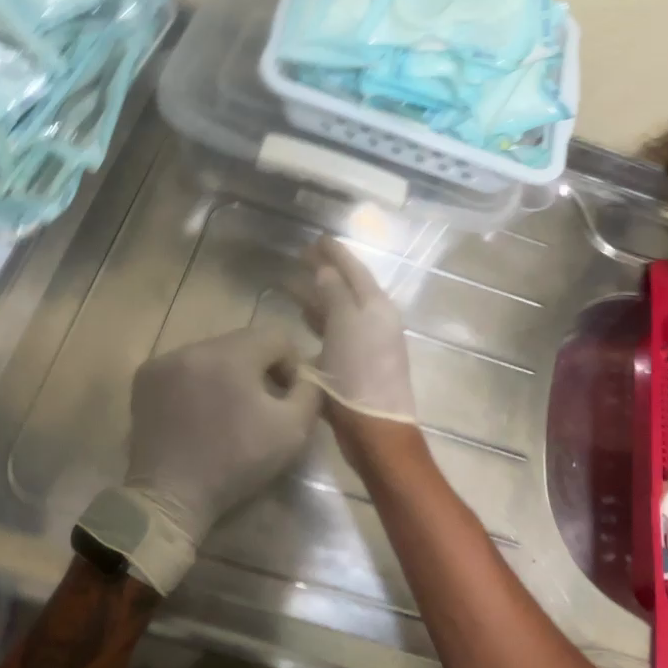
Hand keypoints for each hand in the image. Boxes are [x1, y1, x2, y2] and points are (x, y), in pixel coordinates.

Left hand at [119, 327, 320, 586]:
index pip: (277, 336)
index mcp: (233, 353)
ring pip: (212, 354)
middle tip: (261, 406)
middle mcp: (196, 346)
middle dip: (258, 368)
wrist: (170, 498)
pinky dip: (196, 382)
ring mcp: (165, 360)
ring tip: (228, 411)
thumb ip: (311, 391)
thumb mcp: (292, 430)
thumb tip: (308, 374)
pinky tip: (198, 413)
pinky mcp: (145, 378)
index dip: (291, 365)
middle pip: (242, 343)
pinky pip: (184, 367)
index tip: (288, 398)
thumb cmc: (236, 463)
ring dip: (226, 374)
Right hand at [297, 237, 419, 463]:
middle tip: (300, 255)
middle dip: (324, 271)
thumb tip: (326, 268)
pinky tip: (301, 322)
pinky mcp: (356, 366)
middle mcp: (375, 320)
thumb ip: (335, 293)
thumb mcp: (344, 325)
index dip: (335, 252)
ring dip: (318, 296)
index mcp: (376, 306)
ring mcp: (367, 344)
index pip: (354, 268)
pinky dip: (319, 322)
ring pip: (338, 311)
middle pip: (346, 287)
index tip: (316, 237)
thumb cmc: (358, 373)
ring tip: (291, 284)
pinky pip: (334, 333)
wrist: (375, 430)